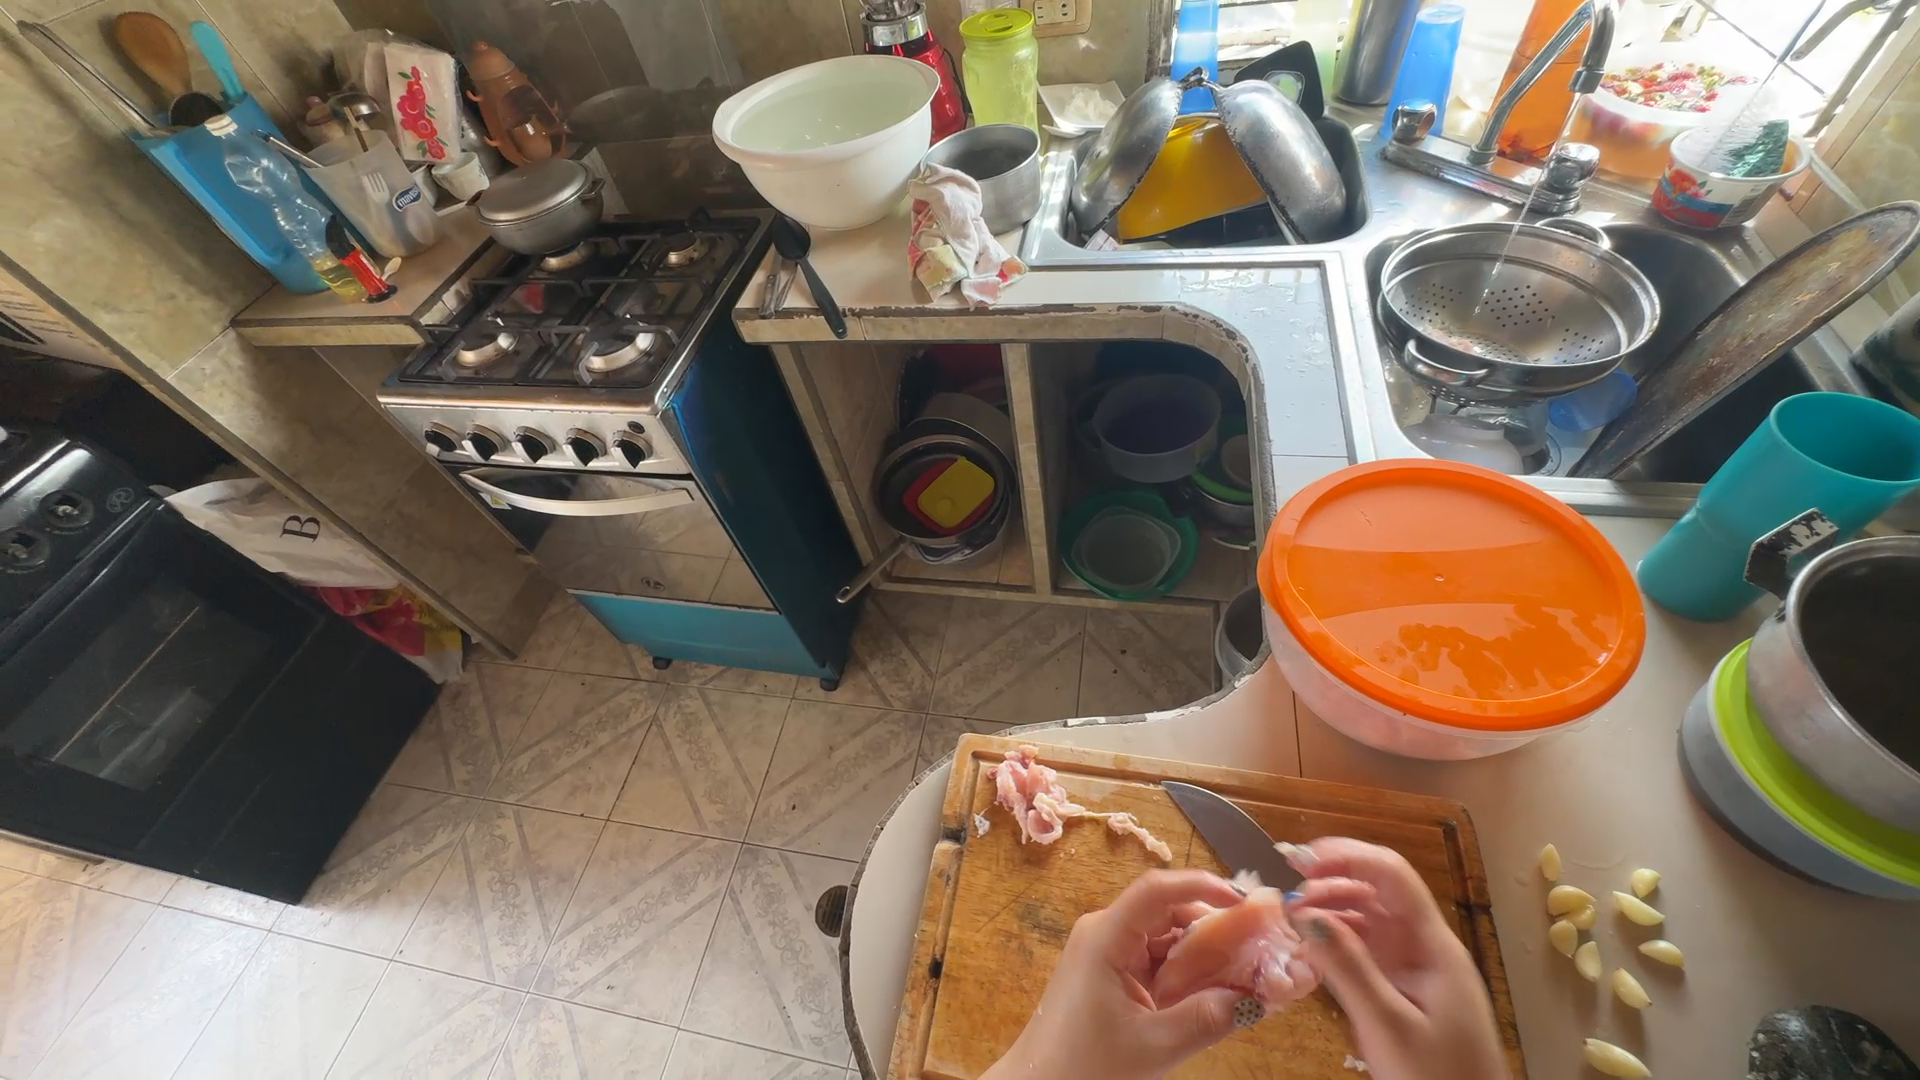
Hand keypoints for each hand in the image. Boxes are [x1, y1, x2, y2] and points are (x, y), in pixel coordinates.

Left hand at [982, 870, 1256, 1079]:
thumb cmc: (1086, 1066)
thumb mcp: (1154, 1046)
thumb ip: (1207, 1018)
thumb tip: (1260, 996)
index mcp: (1106, 935)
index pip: (1156, 890)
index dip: (1200, 884)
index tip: (1243, 898)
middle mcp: (1105, 931)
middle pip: (1166, 911)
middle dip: (1213, 924)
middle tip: (1260, 944)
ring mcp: (1107, 949)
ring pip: (1165, 935)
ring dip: (1204, 951)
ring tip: (1248, 969)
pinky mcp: (1112, 970)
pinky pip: (1156, 958)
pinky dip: (1187, 970)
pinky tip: (1217, 988)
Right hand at [1286, 838, 1509, 1079]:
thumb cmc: (1438, 1079)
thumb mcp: (1388, 1024)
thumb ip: (1348, 967)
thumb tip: (1302, 911)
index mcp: (1433, 944)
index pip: (1392, 875)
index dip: (1348, 856)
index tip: (1302, 860)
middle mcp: (1422, 943)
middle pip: (1375, 887)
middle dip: (1330, 876)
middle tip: (1286, 884)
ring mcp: (1411, 962)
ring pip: (1365, 912)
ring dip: (1327, 904)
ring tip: (1291, 915)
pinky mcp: (1399, 982)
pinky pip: (1361, 942)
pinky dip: (1332, 933)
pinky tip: (1307, 941)